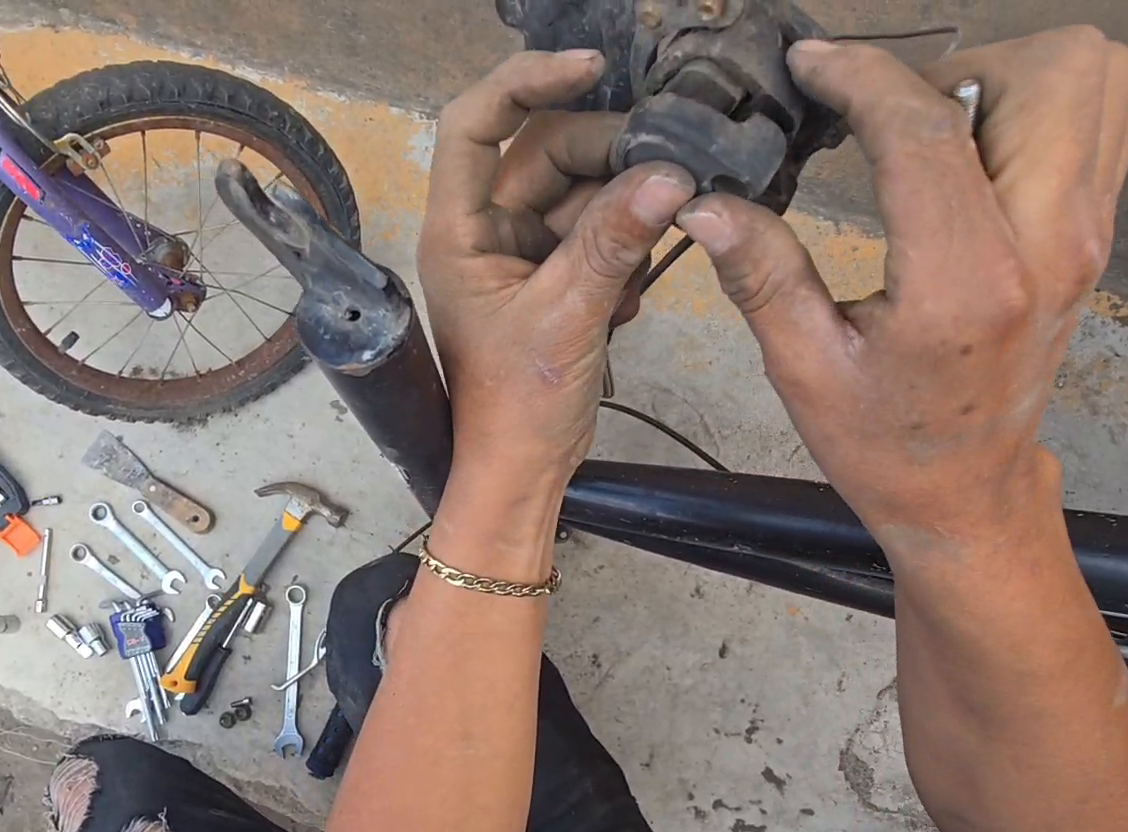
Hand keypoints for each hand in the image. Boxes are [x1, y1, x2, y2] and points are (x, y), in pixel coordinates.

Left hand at [419, 50, 695, 486]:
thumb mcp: (566, 317)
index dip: (526, 82)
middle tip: (665, 182)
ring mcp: (523, 256)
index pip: (474, 124)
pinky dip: (623, 256)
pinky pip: (597, 237)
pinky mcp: (555, 280)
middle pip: (548, 153)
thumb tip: (669, 174)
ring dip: (622, 219)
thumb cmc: (519, 404)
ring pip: (582, 195)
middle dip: (607, 163)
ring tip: (640, 269)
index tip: (593, 69)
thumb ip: (611, 243)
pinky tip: (625, 304)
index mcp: (459, 233)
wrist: (524, 466)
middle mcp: (487, 233)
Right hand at [674, 27, 1127, 563]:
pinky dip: (1036, 108)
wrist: (962, 489)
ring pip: (1094, 78)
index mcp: (963, 282)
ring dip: (1002, 81)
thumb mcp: (802, 368)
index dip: (860, 78)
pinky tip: (968, 161)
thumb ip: (763, 276)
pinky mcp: (1097, 236)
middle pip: (1051, 69)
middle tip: (882, 123)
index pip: (926, 131)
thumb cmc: (877, 442)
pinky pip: (1102, 118)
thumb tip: (708, 204)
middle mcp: (1050, 243)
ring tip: (926, 138)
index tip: (810, 64)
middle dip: (952, 70)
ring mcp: (1090, 234)